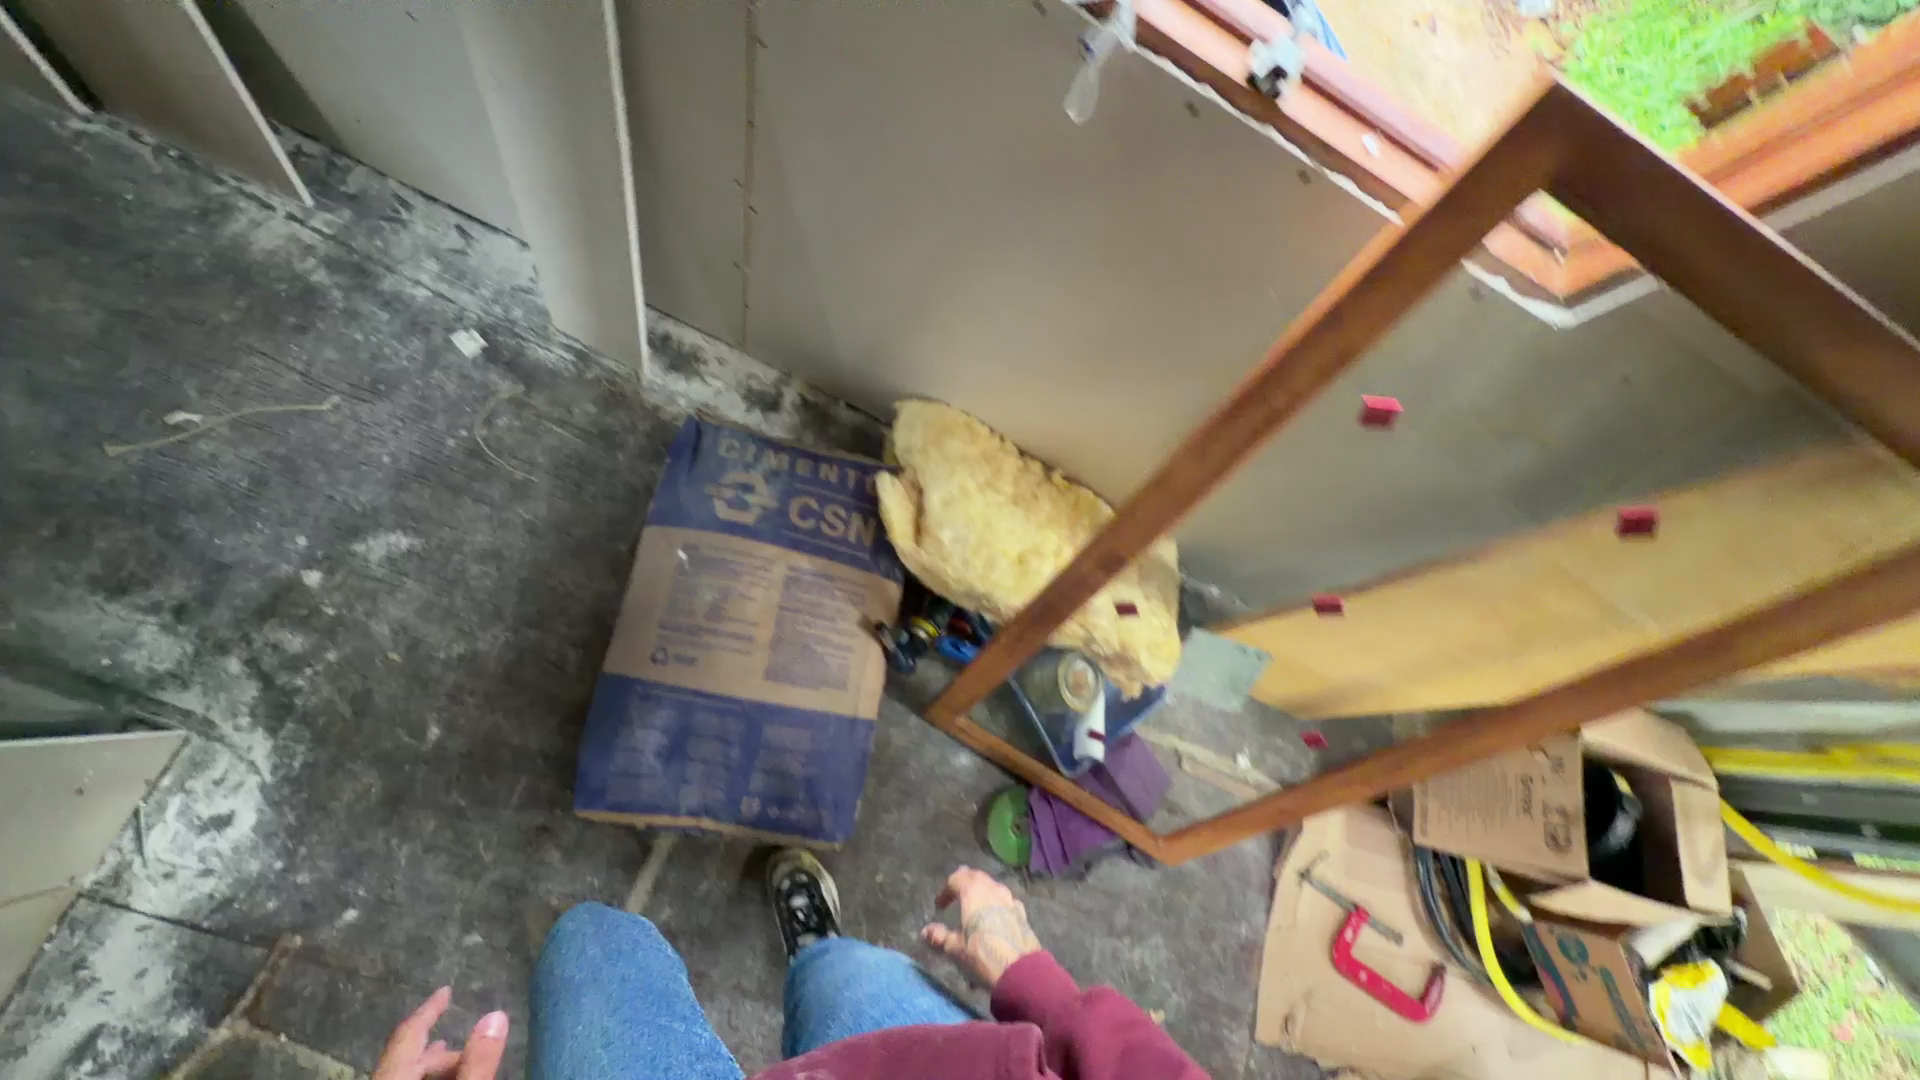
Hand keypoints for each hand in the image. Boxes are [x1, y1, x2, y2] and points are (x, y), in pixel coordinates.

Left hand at [372, 986, 507, 1079]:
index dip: (429, 1010)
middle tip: (473, 1050)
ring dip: (436, 1065)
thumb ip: (476, 1060)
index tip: (446, 989)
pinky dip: (427, 1078)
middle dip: (442, 1050)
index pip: (408, 1034)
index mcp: (393, 1076)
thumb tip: (496, 1015)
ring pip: (405, 1074)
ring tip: (463, 1065)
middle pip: (407, 1058)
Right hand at [920, 866, 1043, 988]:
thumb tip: (925, 932)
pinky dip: (996, 904)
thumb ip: (939, 937)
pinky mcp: (1022, 912)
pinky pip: (1005, 901)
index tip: (939, 906)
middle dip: (964, 884)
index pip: (956, 878)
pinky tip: (995, 918)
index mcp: (973, 892)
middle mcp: (992, 888)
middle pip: (976, 877)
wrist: (1020, 970)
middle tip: (956, 897)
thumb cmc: (982, 955)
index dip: (946, 890)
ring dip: (981, 892)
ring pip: (992, 886)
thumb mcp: (955, 949)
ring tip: (974, 908)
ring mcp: (1009, 899)